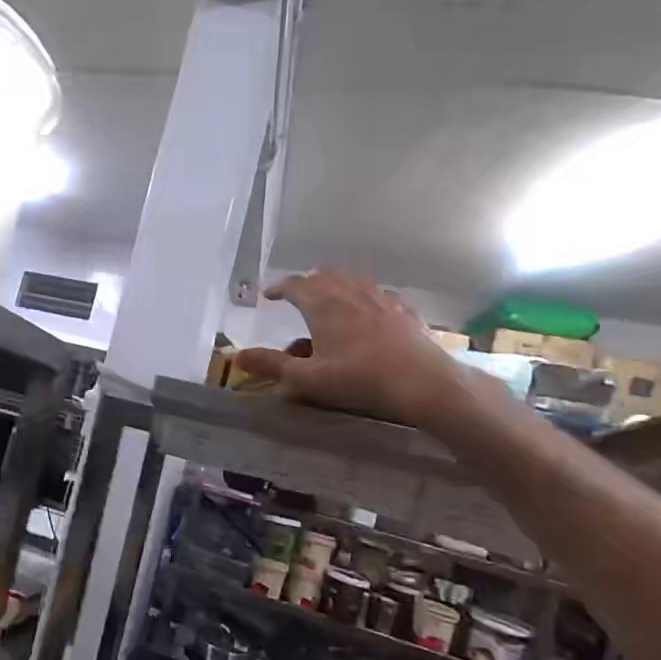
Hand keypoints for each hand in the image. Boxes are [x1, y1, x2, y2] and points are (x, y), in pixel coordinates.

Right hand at [234, 271, 476, 427]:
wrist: (422, 383)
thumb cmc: (358, 379)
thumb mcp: (307, 378)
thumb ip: (272, 365)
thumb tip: (238, 356)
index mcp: (323, 303)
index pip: (295, 285)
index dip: (279, 288)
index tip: (269, 295)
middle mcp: (351, 291)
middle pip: (324, 276)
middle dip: (307, 283)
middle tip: (297, 296)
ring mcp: (381, 298)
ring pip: (352, 282)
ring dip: (336, 288)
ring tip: (330, 302)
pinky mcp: (404, 310)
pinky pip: (377, 296)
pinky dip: (364, 300)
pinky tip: (369, 316)